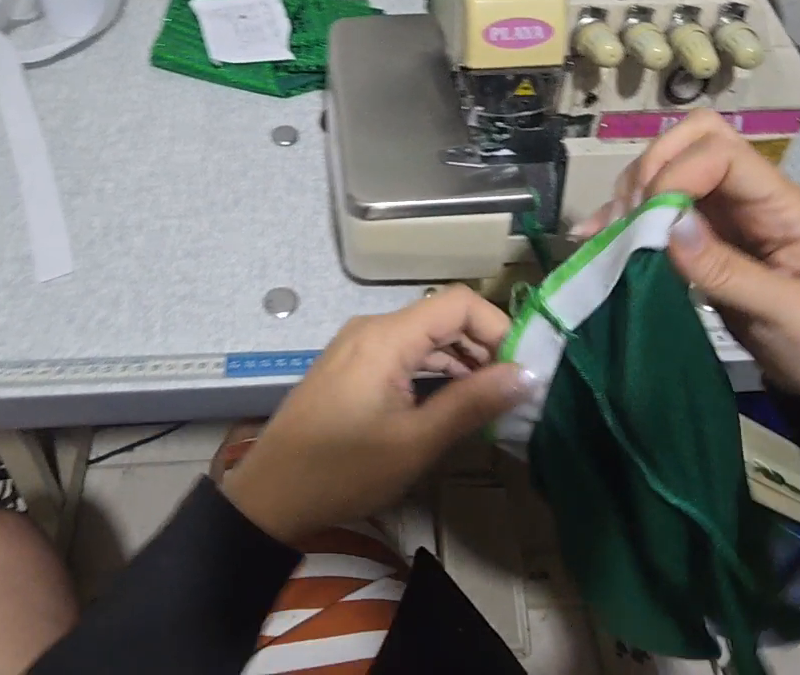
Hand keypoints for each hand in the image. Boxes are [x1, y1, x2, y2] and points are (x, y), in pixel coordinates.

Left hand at [220, 286, 530, 543]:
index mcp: (387, 336)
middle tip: (515, 391)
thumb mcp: (416, 441)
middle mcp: (373, 327)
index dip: (498, 327)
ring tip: (491, 402)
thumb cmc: (343, 470)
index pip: (458, 303)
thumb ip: (473, 402)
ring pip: (424, 336)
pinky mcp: (352, 365)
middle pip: (443, 317)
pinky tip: (453, 402)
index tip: (523, 369)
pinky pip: (403, 353)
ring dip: (460, 362)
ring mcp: (359, 345)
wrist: (270, 495)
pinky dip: (433, 371)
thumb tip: (529, 374)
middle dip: (484, 347)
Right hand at [576, 110, 799, 408]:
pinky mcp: (700, 236)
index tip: (649, 219)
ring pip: (667, 166)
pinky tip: (596, 238)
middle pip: (693, 140)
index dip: (677, 172)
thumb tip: (669, 227)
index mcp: (783, 206)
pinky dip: (622, 216)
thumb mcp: (792, 316)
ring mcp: (724, 214)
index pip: (722, 152)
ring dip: (632, 192)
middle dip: (651, 168)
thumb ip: (730, 272)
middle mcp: (750, 197)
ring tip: (613, 236)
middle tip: (629, 218)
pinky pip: (655, 207)